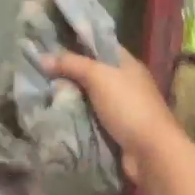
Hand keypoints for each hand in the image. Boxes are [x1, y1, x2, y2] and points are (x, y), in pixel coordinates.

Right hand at [44, 46, 183, 180]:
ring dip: (72, 94)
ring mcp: (123, 106)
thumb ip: (70, 63)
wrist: (152, 154)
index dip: (77, 40)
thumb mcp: (97, 76)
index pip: (99, 43)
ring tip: (44, 89)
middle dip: (69, 70)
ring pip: (91, 94)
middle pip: (92, 70)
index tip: (51, 41)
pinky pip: (93, 115)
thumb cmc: (127, 106)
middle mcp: (126, 81)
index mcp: (127, 63)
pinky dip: (78, 114)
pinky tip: (58, 110)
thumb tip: (42, 58)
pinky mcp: (118, 129)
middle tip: (42, 67)